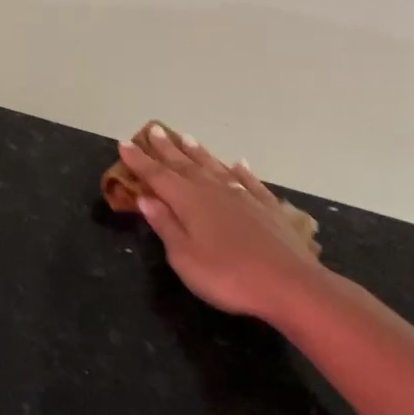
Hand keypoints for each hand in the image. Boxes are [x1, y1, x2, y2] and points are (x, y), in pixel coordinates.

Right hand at [118, 128, 331, 321]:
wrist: (289, 285)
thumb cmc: (226, 275)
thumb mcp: (183, 256)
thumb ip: (165, 225)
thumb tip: (145, 198)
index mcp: (189, 201)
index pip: (157, 176)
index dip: (139, 161)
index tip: (124, 143)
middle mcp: (214, 191)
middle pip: (184, 165)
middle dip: (166, 148)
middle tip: (153, 129)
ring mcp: (244, 197)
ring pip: (215, 167)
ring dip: (198, 153)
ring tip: (186, 138)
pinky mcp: (268, 208)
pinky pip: (249, 181)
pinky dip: (240, 171)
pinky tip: (238, 164)